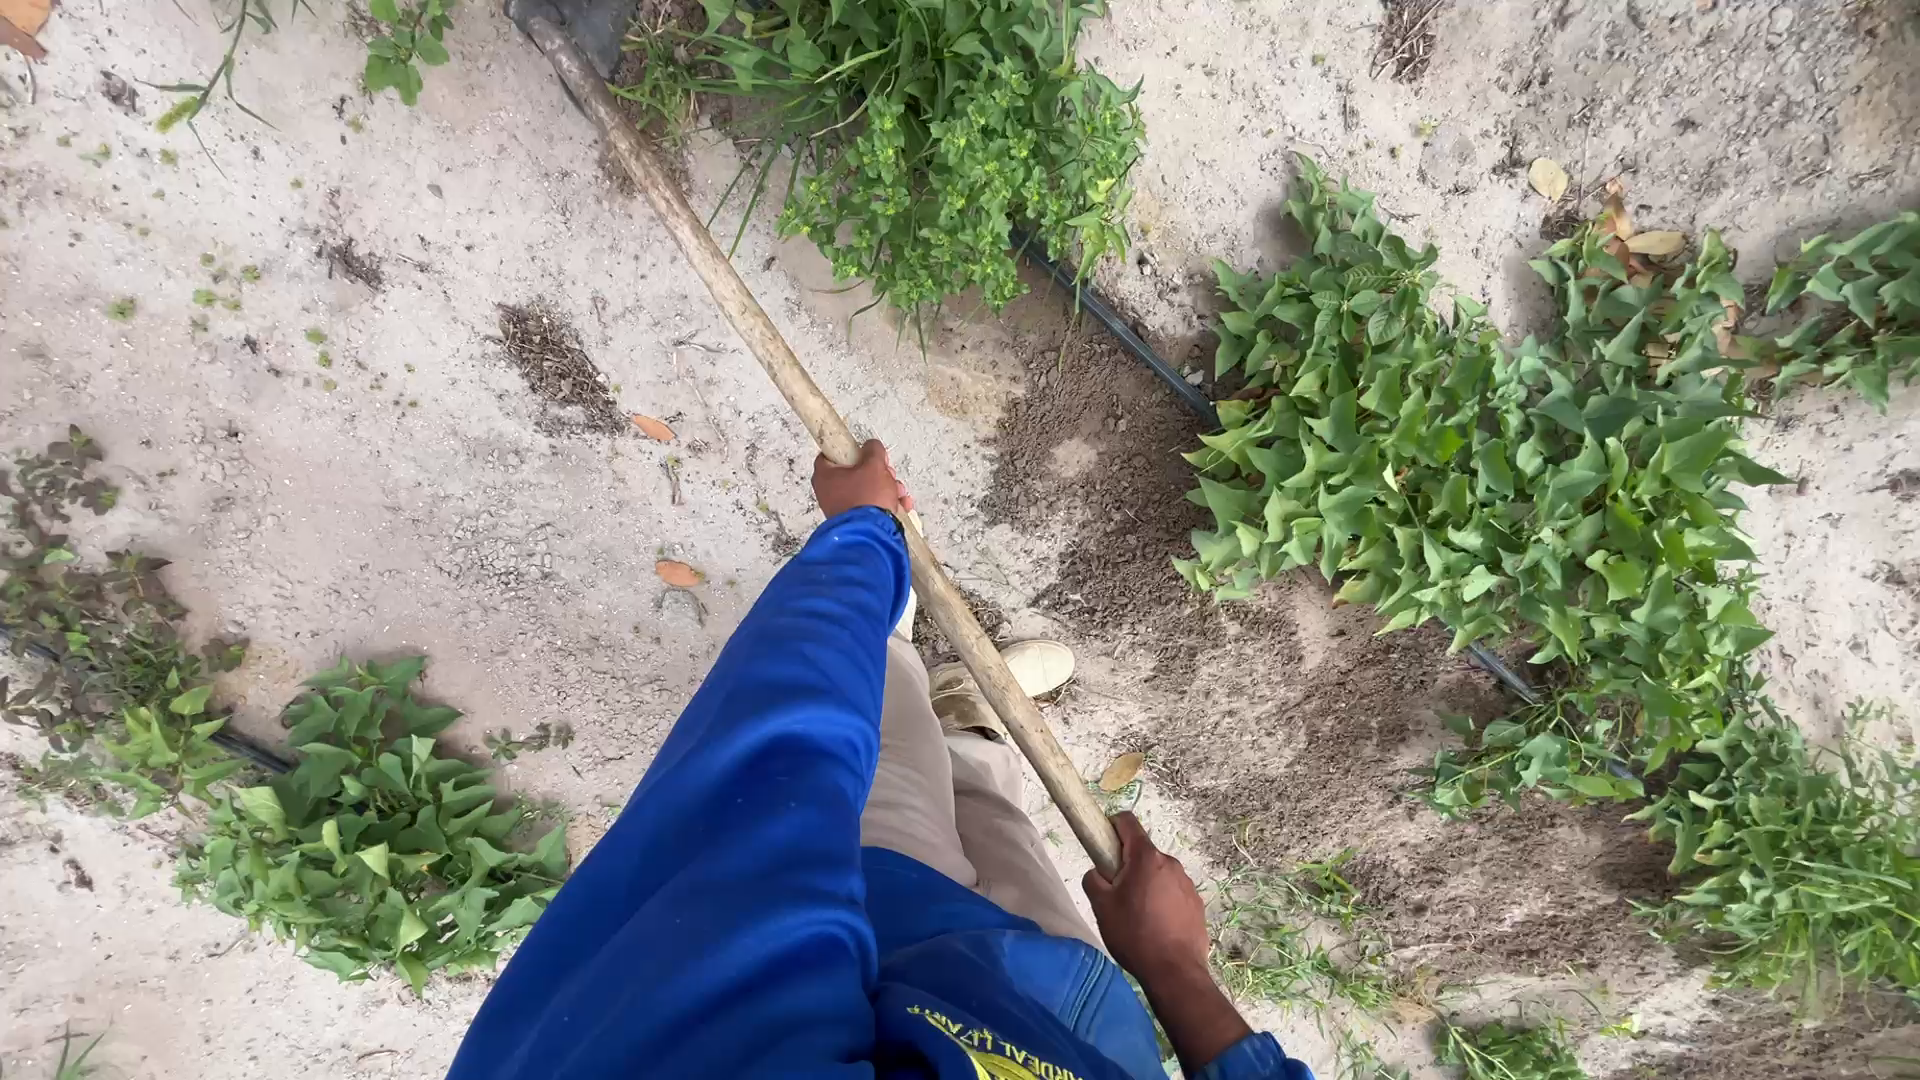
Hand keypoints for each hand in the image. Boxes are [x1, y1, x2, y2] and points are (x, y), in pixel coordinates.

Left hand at [812, 439, 914, 518]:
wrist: (871, 535)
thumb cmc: (867, 499)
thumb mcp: (874, 465)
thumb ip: (873, 450)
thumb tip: (872, 447)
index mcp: (825, 475)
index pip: (832, 453)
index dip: (853, 450)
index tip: (866, 453)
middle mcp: (829, 492)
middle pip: (855, 472)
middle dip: (878, 472)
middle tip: (888, 475)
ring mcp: (841, 508)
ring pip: (866, 489)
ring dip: (886, 488)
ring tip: (899, 494)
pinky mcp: (854, 521)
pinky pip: (870, 506)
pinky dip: (885, 504)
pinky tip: (900, 505)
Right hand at [1085, 813, 1251, 1071]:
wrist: (1175, 974)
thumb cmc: (1134, 935)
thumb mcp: (1101, 906)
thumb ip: (1094, 879)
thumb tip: (1099, 873)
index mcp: (1146, 857)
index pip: (1127, 821)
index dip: (1111, 826)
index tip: (1103, 845)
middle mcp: (1170, 863)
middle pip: (1142, 852)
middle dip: (1128, 865)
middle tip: (1117, 893)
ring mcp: (1187, 884)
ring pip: (1158, 873)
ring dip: (1146, 884)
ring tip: (1138, 915)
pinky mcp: (1197, 904)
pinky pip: (1173, 892)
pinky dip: (1162, 901)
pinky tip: (1157, 927)